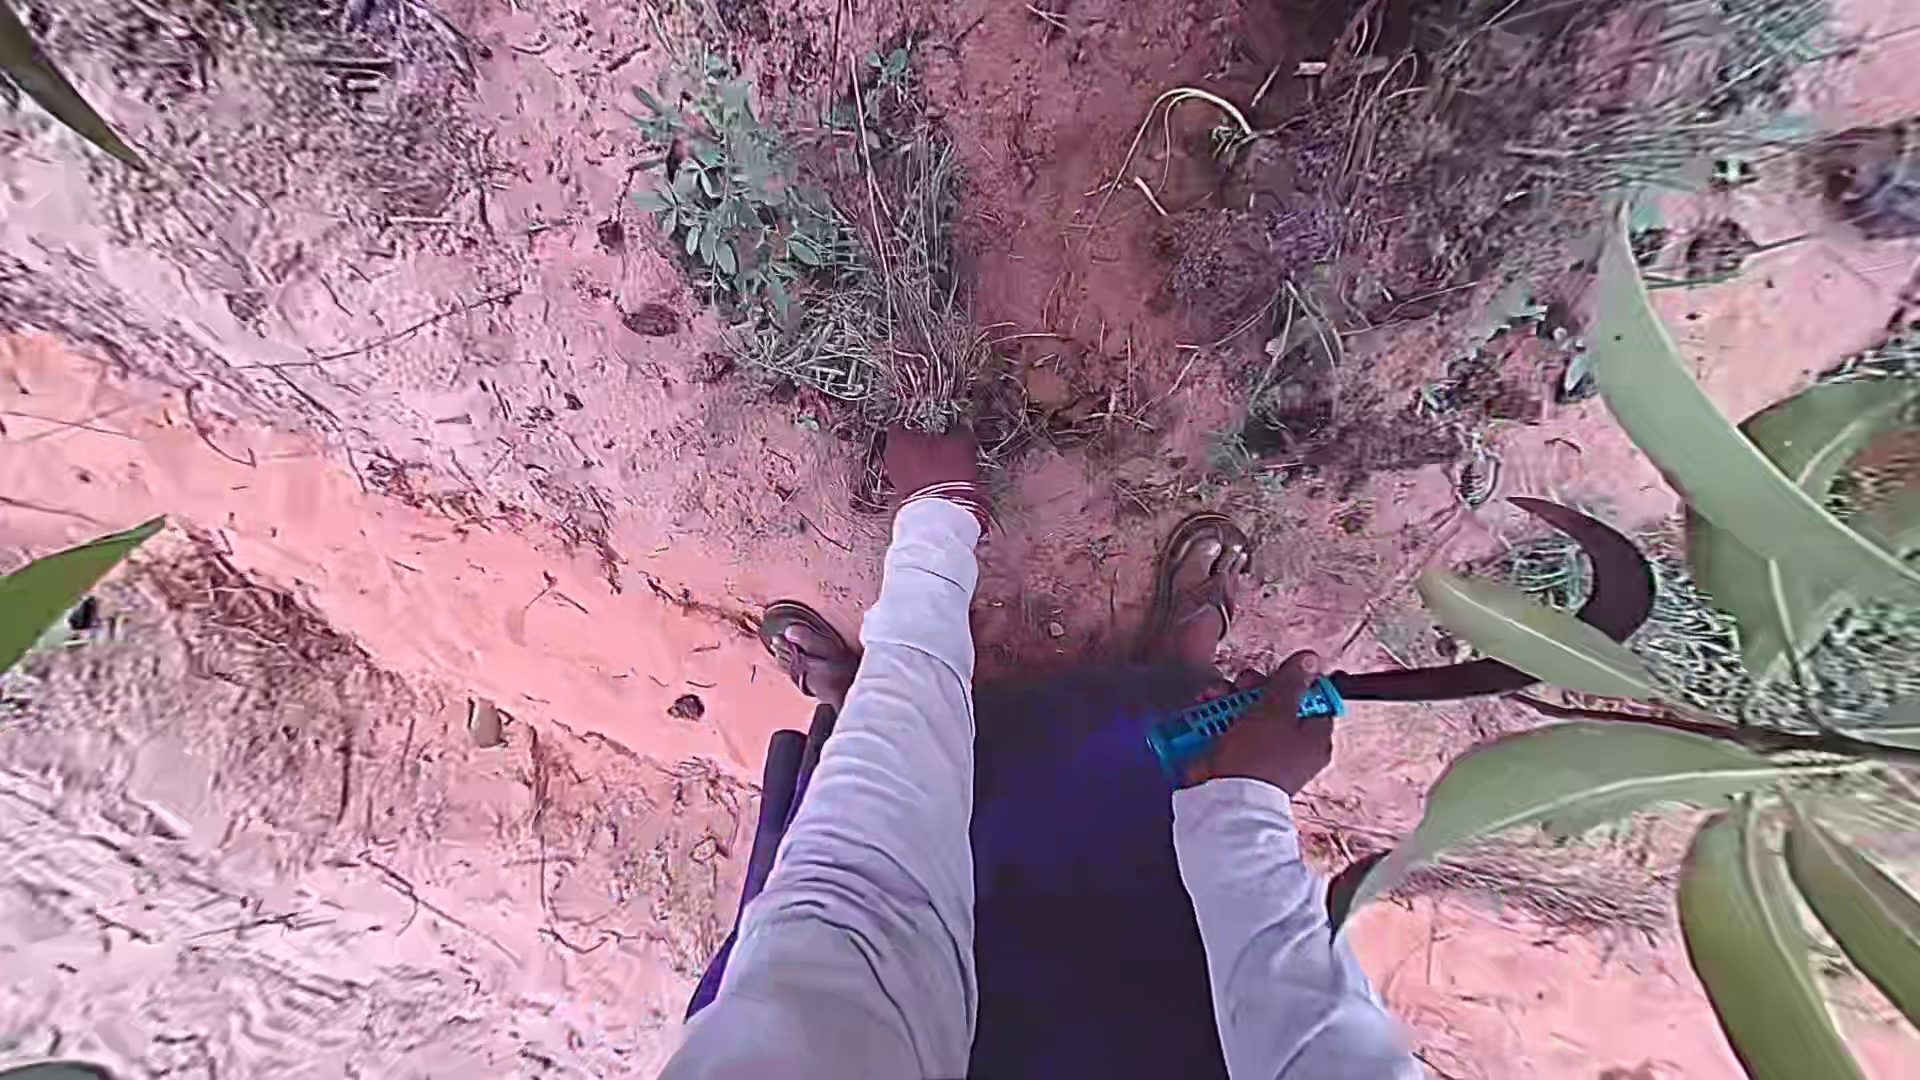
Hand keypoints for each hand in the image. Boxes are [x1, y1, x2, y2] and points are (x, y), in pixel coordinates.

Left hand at [884, 425, 977, 497]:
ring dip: (921, 463)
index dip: (919, 425)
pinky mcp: (902, 496)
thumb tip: (962, 428)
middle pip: (903, 445)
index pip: (903, 424)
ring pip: (907, 464)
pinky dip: (922, 479)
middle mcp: (891, 458)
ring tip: (942, 465)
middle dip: (919, 445)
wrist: (941, 511)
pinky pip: (911, 481)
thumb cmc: (946, 472)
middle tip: (938, 445)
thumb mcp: (960, 444)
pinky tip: (939, 481)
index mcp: (899, 438)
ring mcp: (895, 478)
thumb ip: (959, 432)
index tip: (932, 427)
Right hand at [1185, 650, 1329, 793]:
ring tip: (1213, 697)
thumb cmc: (1258, 759)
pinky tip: (1203, 708)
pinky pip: (1225, 724)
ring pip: (1245, 709)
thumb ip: (1291, 683)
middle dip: (1252, 689)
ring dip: (1226, 698)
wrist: (1224, 796)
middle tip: (1242, 688)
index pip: (1312, 698)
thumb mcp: (1276, 711)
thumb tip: (1311, 659)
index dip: (1293, 682)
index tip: (1277, 674)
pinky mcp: (1232, 752)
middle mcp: (1288, 743)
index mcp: (1312, 736)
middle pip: (1273, 701)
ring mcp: (1258, 748)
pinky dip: (1212, 714)